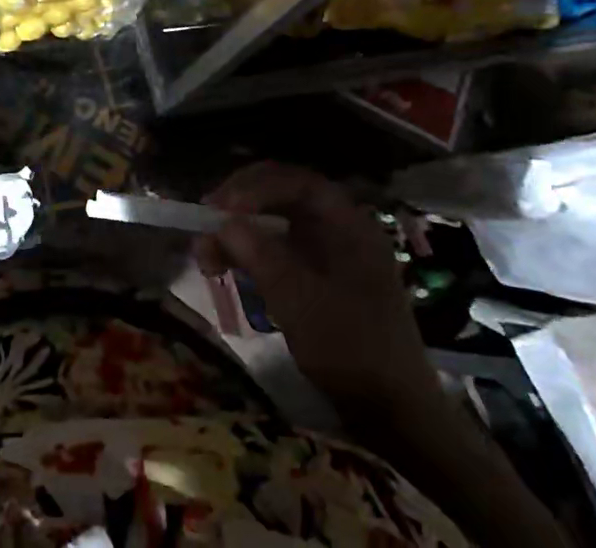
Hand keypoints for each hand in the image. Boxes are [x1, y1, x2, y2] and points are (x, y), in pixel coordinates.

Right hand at [195, 162, 430, 403]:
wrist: (390, 412)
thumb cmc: (353, 350)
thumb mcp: (302, 303)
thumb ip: (262, 256)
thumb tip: (223, 221)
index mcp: (350, 228)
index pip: (298, 183)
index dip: (256, 186)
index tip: (221, 207)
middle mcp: (337, 231)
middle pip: (280, 197)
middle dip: (238, 205)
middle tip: (204, 220)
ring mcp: (323, 254)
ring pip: (270, 223)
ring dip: (233, 232)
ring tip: (204, 256)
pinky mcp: (310, 277)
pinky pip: (270, 249)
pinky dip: (242, 254)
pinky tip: (221, 269)